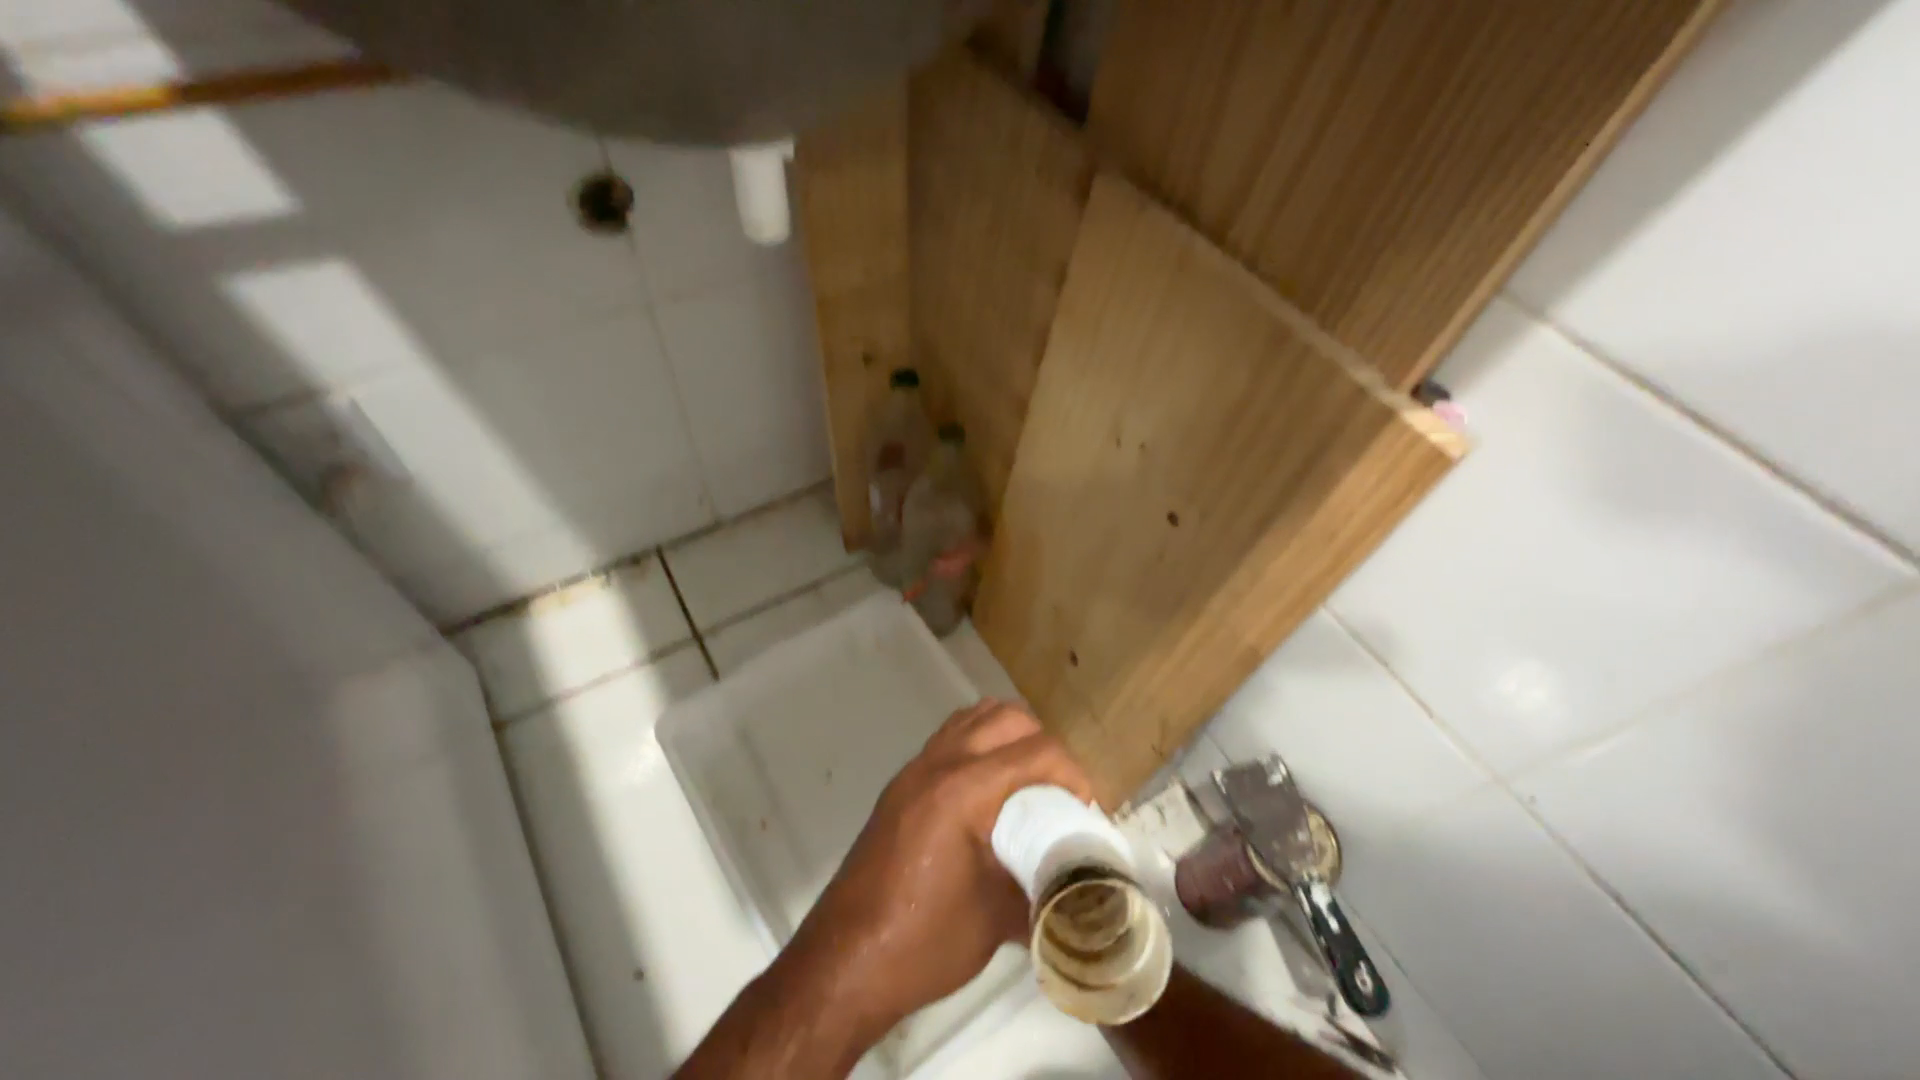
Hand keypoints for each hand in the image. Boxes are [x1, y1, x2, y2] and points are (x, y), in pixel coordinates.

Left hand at [784, 699, 1094, 1035]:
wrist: (846, 962)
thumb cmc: (926, 942)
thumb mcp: (998, 918)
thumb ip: (1042, 886)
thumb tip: (1077, 881)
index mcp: (963, 791)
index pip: (1037, 750)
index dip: (1074, 774)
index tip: (1088, 811)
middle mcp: (936, 766)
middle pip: (1007, 719)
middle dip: (1046, 747)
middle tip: (1061, 794)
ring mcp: (912, 773)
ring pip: (973, 719)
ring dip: (1010, 739)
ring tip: (1029, 786)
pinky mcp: (900, 788)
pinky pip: (949, 741)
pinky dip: (979, 748)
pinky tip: (990, 796)